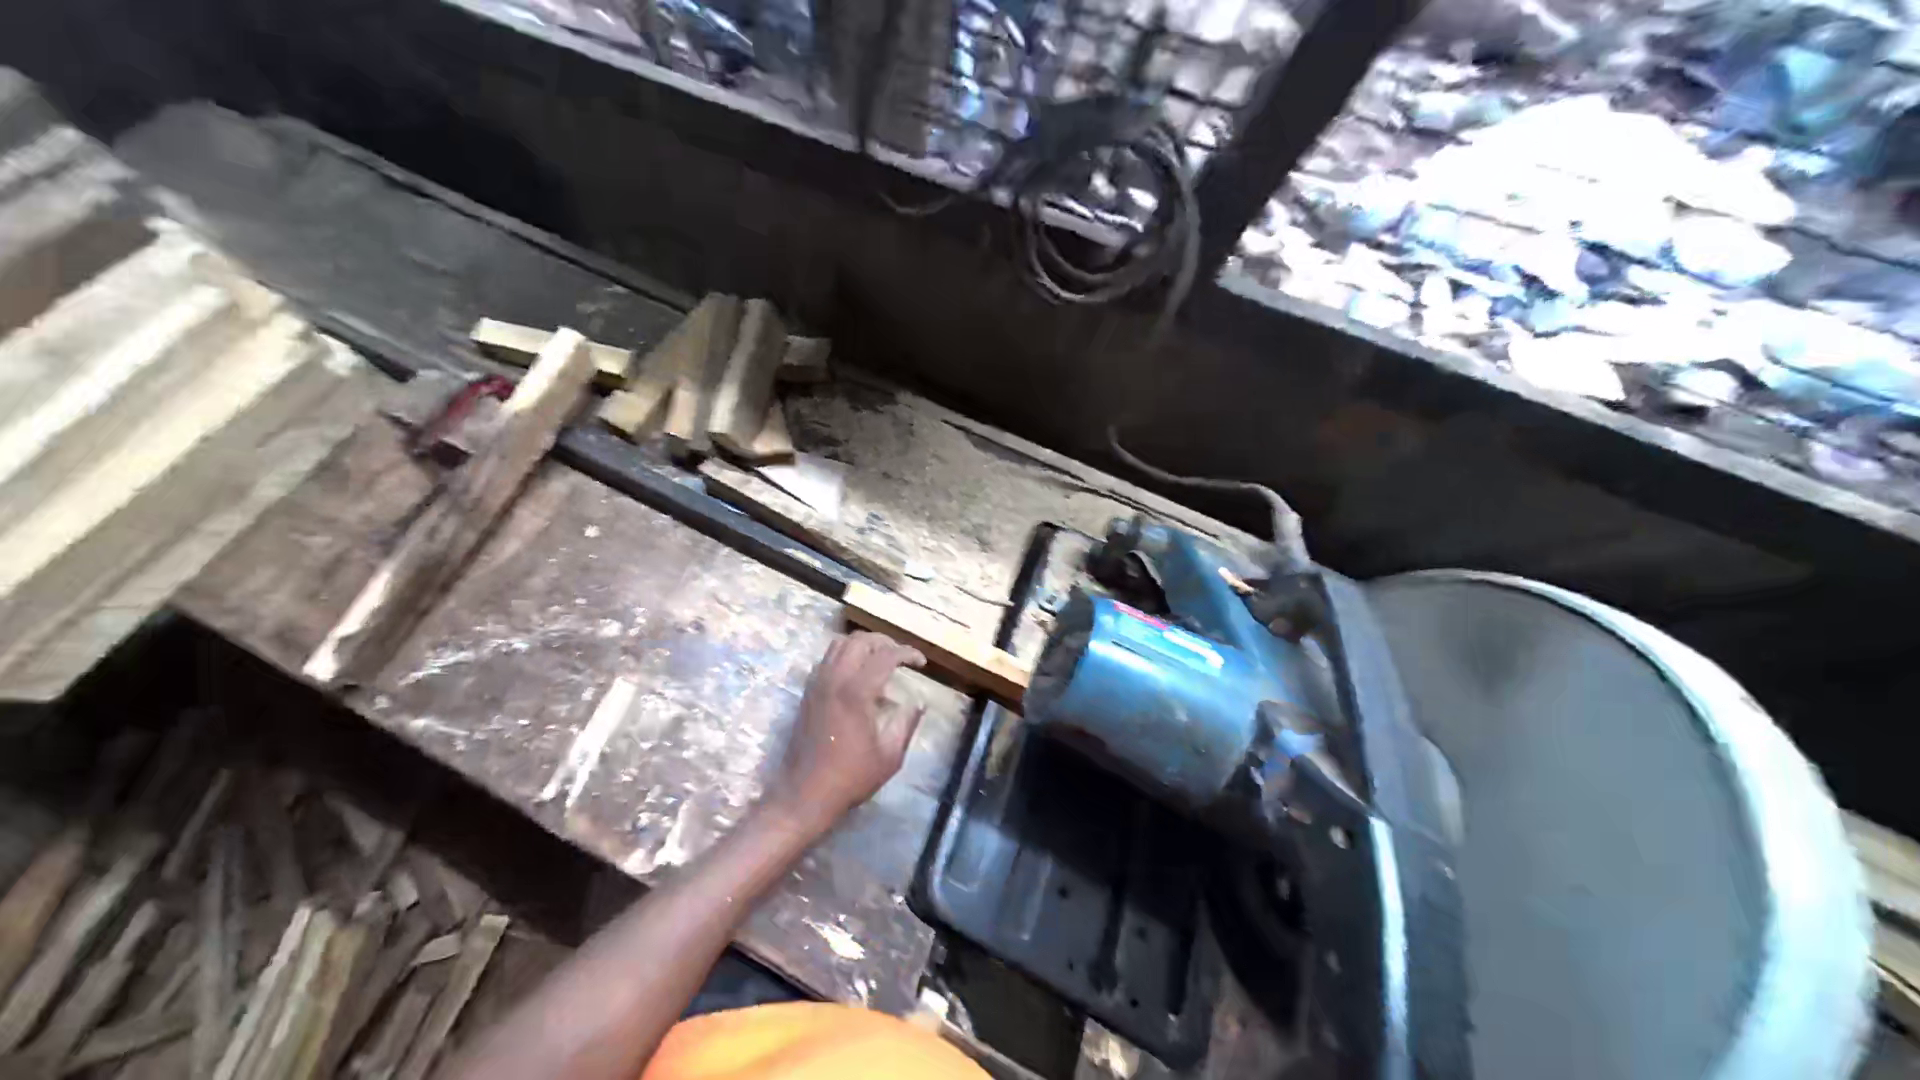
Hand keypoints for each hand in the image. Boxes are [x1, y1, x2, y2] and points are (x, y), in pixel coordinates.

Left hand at [767, 632, 926, 835]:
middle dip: (885, 643)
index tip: (921, 662)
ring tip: (880, 660)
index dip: (907, 653)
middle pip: (860, 640)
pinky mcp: (807, 693)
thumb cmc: (851, 778)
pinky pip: (826, 659)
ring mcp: (817, 684)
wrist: (804, 795)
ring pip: (839, 644)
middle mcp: (834, 679)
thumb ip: (907, 723)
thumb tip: (919, 702)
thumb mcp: (890, 756)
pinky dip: (845, 656)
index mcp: (856, 692)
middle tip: (901, 657)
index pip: (885, 656)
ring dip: (863, 645)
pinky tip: (857, 675)